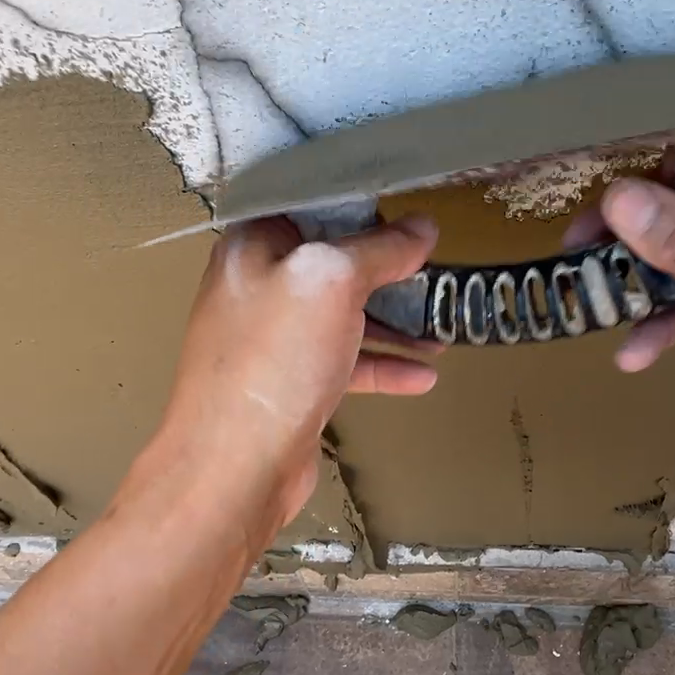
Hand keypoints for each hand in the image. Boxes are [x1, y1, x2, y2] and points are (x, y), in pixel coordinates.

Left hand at [159, 214, 440, 528]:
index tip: (406, 212)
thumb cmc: (273, 359)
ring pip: (343, 315)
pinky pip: (345, 360)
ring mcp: (274, 338)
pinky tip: (422, 375)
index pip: (311, 206)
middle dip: (386, 267)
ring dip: (393, 322)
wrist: (234, 468)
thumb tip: (423, 227)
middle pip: (332, 263)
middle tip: (432, 266)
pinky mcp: (291, 381)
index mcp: (253, 245)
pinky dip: (383, 364)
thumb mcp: (333, 283)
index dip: (360, 206)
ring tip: (440, 328)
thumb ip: (381, 249)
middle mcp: (259, 285)